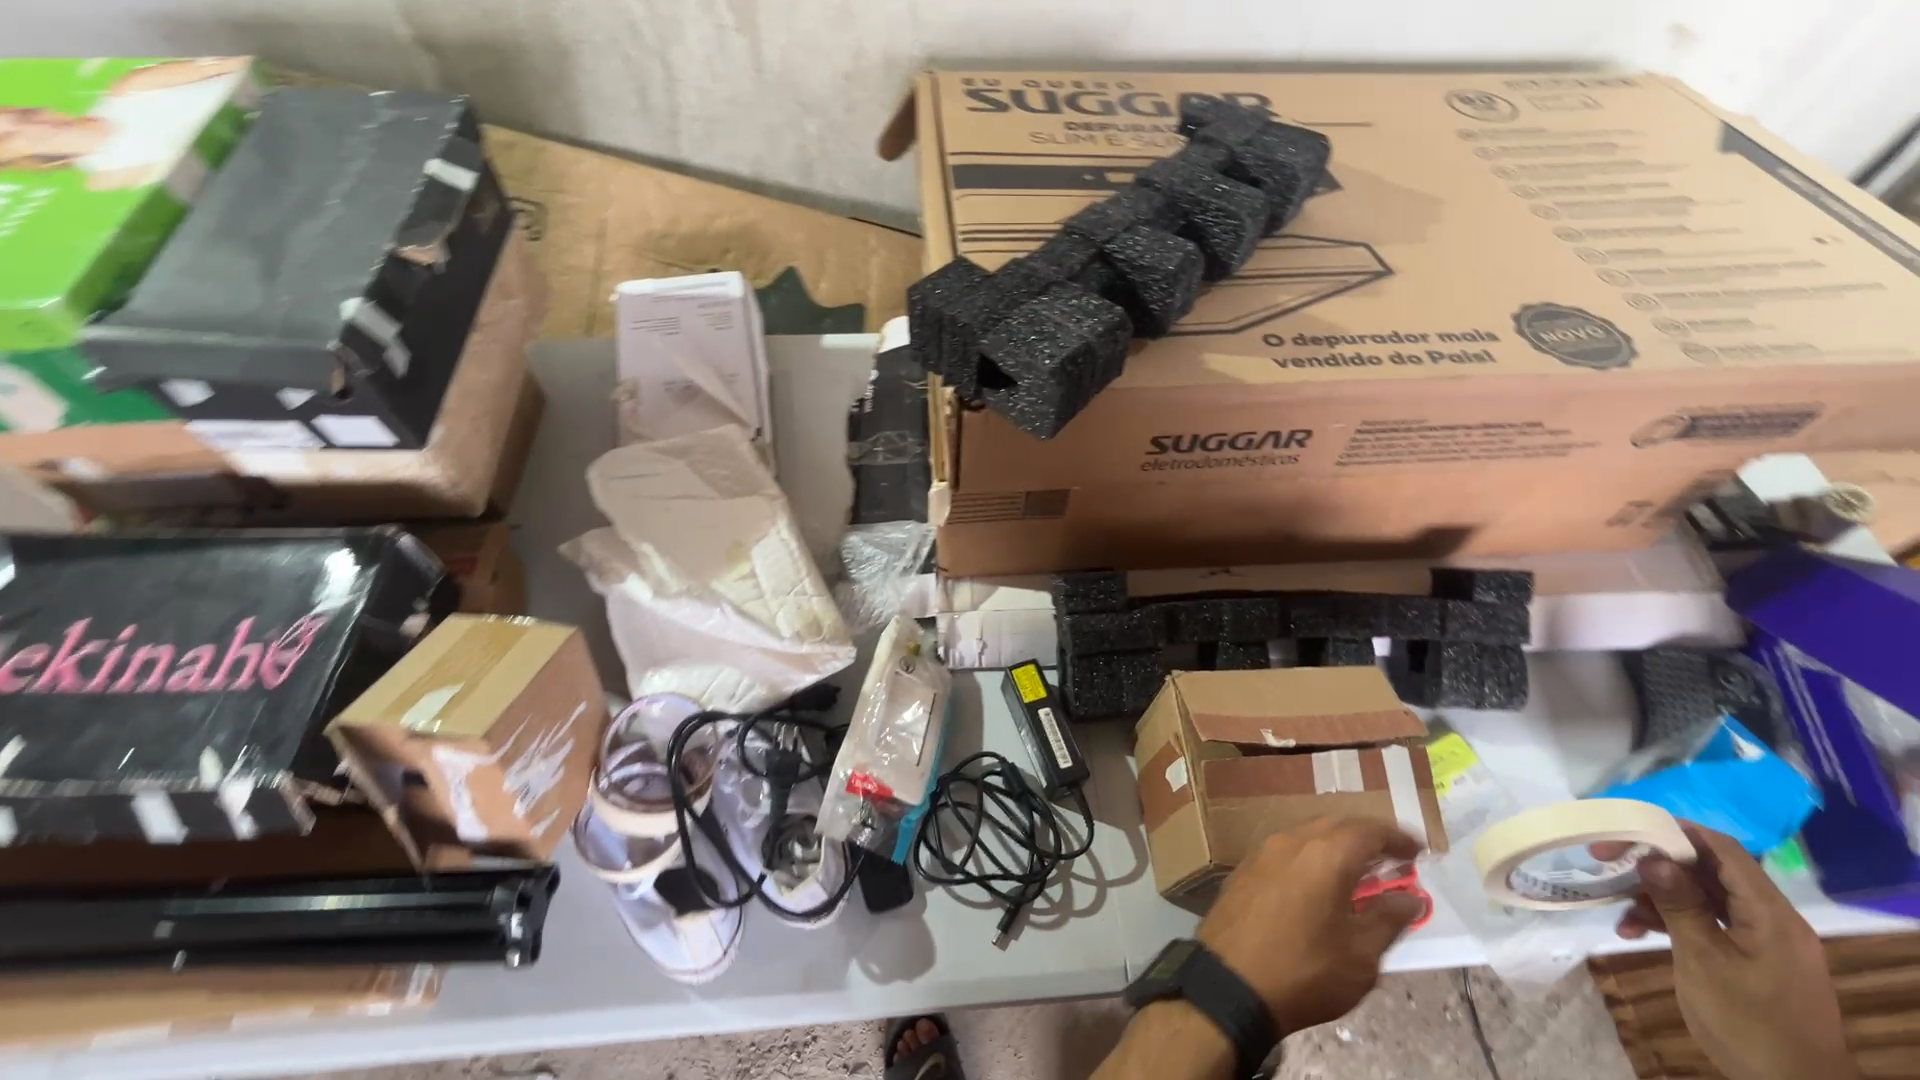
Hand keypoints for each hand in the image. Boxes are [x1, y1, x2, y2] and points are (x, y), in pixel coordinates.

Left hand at [1197, 817, 1425, 1035]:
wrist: (1228, 984)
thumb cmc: (1304, 971)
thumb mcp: (1360, 955)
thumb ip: (1388, 919)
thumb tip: (1411, 897)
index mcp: (1325, 855)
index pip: (1369, 831)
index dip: (1397, 838)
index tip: (1418, 851)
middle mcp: (1290, 842)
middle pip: (1335, 827)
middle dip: (1366, 839)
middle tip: (1392, 861)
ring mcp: (1261, 854)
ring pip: (1306, 837)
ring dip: (1335, 848)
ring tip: (1358, 874)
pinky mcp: (1242, 871)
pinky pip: (1284, 853)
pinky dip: (1309, 860)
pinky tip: (1317, 885)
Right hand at [1615, 824, 1855, 1079]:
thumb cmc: (1747, 1020)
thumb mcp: (1704, 959)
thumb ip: (1679, 904)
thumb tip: (1652, 856)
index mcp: (1769, 913)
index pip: (1723, 849)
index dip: (1674, 832)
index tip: (1625, 832)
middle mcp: (1771, 918)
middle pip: (1709, 871)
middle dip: (1656, 865)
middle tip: (1605, 862)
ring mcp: (1764, 940)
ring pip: (1704, 898)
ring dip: (1659, 898)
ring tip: (1620, 912)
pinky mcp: (1754, 959)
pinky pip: (1710, 924)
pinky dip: (1673, 923)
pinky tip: (1638, 933)